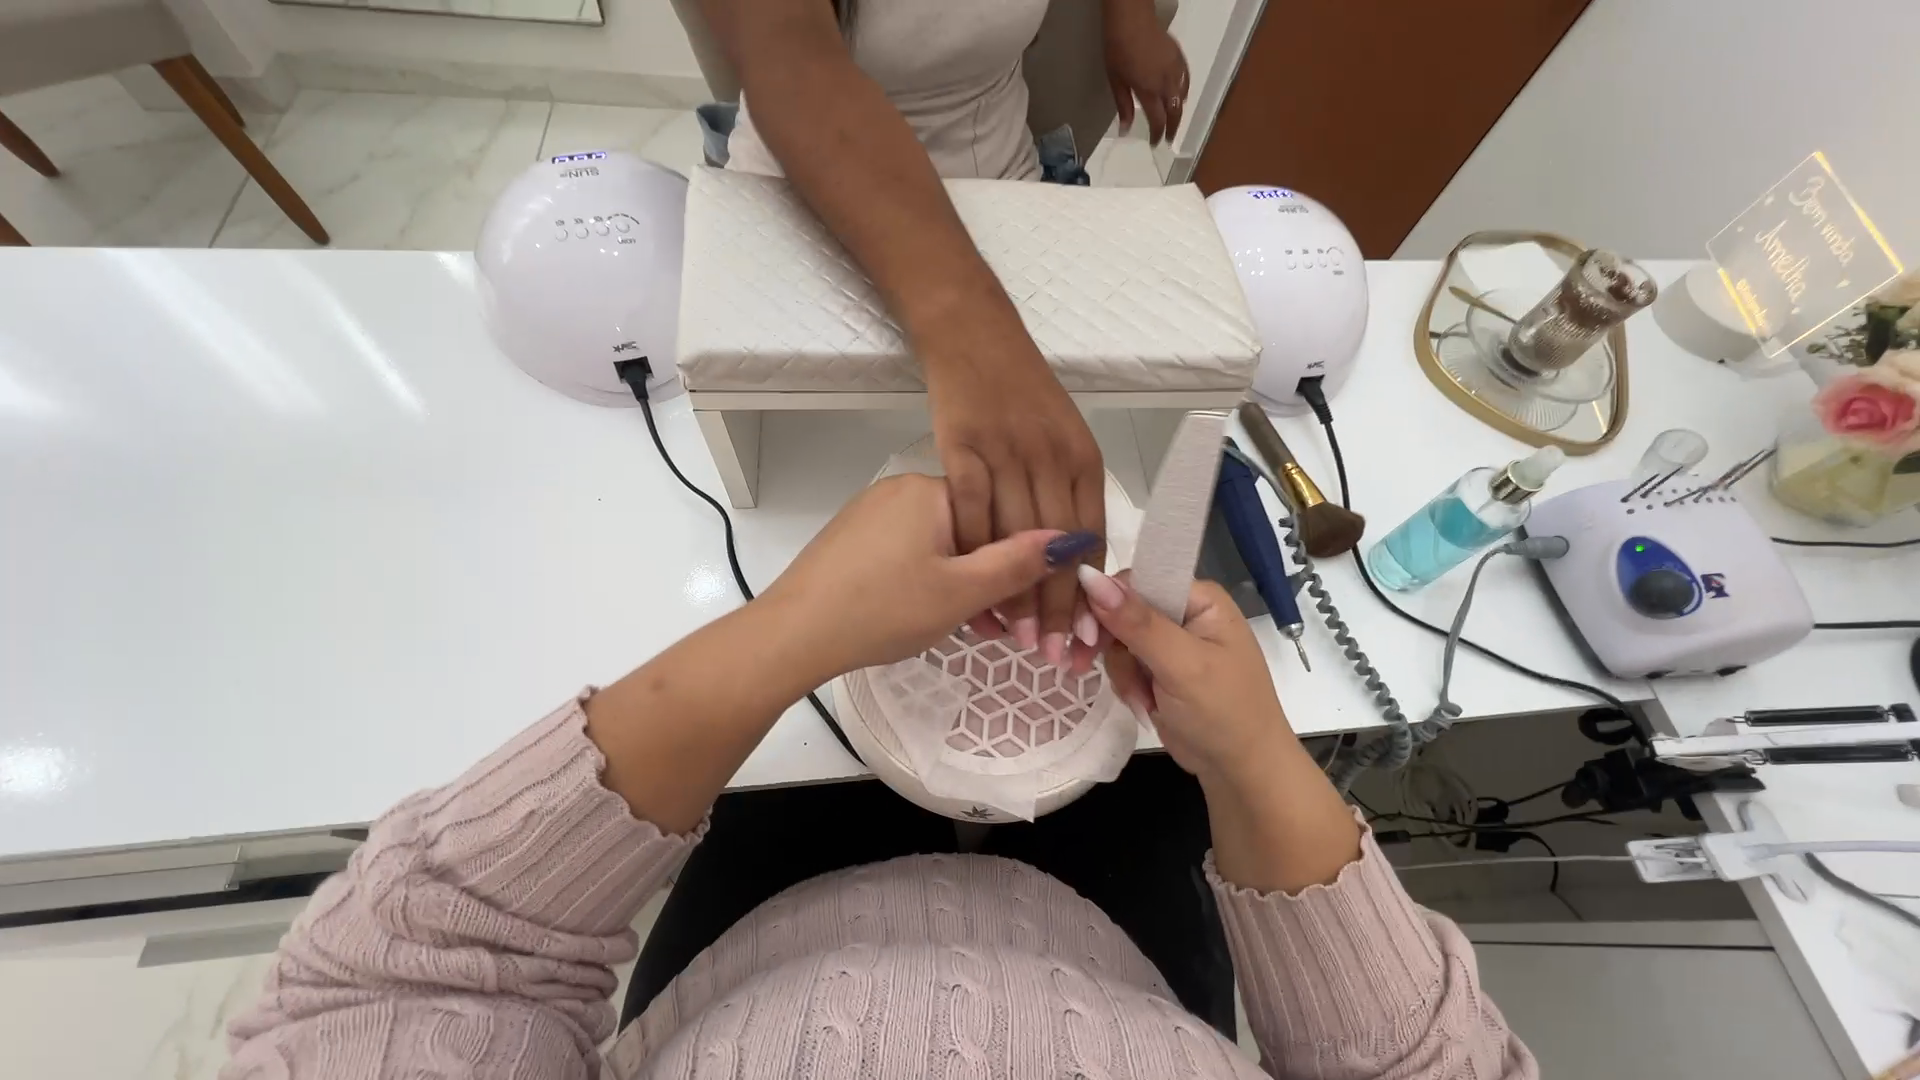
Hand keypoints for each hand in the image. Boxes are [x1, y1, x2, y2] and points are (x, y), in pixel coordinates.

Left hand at [761, 473, 1097, 676]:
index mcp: (930, 488)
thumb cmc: (882, 610)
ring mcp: (872, 513)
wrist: (791, 635)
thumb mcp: (961, 592)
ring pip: (939, 547)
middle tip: (1008, 629)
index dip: (1021, 557)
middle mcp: (900, 489)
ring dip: (962, 587)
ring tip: (975, 631)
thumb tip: (1072, 539)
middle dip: (992, 578)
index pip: (998, 509)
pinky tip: (932, 617)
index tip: (1033, 602)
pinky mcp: (854, 540)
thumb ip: (1019, 564)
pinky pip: (908, 554)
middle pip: (970, 530)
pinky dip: (928, 583)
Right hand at [923, 324, 1105, 671]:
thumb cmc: (1020, 388)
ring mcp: (1005, 454)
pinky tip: (969, 591)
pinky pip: (970, 514)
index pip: (1089, 536)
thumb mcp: (1062, 433)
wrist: (973, 335)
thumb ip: (1069, 489)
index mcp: (1082, 457)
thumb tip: (1070, 550)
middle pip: (1055, 547)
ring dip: (1013, 594)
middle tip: (1053, 654)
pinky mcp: (963, 450)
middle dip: (1055, 608)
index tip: (1086, 633)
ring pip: (1013, 539)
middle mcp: (1051, 458)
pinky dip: (970, 557)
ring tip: (1014, 639)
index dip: (1088, 590)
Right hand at [1077, 566, 1294, 788]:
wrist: (1242, 770)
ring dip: (1121, 672)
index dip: (1103, 603)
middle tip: (1081, 665)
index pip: (1134, 580)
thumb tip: (1088, 574)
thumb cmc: (1224, 713)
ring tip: (1140, 701)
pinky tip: (1142, 705)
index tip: (1084, 634)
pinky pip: (1123, 663)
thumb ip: (1136, 621)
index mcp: (1198, 597)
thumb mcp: (1180, 665)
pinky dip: (1126, 684)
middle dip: (1107, 643)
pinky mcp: (1158, 668)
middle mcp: (1183, 611)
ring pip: (1116, 639)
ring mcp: (1170, 641)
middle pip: (1120, 609)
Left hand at [1103, 0, 1188, 144]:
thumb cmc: (1117, 50)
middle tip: (1168, 138)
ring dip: (1179, 110)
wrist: (1131, 19)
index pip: (1158, 120)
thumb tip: (1126, 130)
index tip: (1155, 144)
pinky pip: (1186, 78)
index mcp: (1149, 90)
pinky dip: (1184, 90)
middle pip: (1175, 111)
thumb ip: (1123, 107)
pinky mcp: (1178, 56)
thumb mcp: (1116, 82)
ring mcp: (1174, 68)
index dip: (1158, 134)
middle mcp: (1166, 82)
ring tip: (1173, 119)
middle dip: (1173, 127)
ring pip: (1183, 95)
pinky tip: (1180, 94)